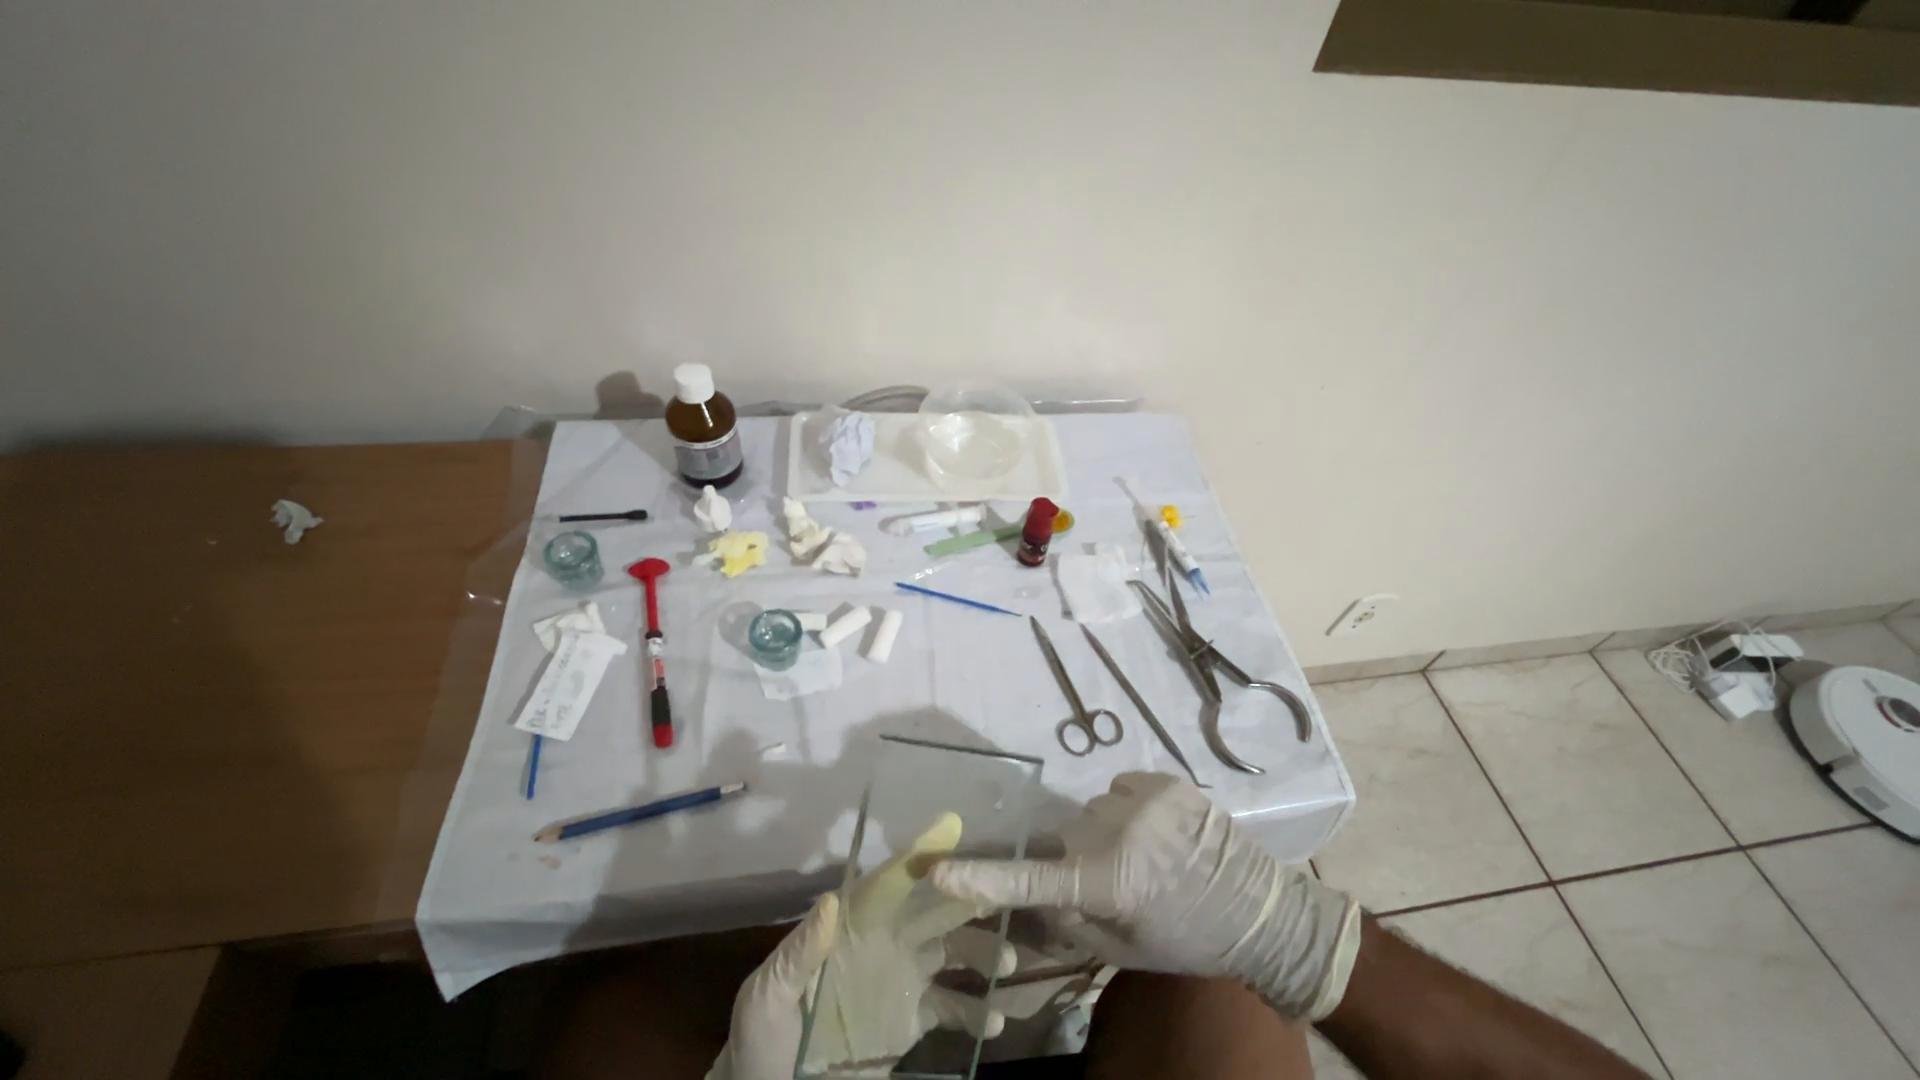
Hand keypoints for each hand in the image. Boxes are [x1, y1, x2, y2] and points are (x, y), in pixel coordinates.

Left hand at [708, 814, 1010, 1079]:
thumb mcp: (767, 998)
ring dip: (982, 954)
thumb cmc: (762, 1042)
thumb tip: (831, 900)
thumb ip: (799, 953)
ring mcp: (900, 981)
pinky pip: (951, 1009)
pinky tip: (993, 1025)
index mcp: (850, 930)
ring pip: (951, 955)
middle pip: (932, 913)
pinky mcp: (910, 1022)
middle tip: (1003, 894)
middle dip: (967, 901)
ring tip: (1008, 965)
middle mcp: (882, 944)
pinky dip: (975, 1013)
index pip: (888, 885)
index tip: (951, 829)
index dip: (918, 857)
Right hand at [930, 772, 1361, 1020]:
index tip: (938, 871)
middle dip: (1073, 853)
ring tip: (1142, 852)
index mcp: (1110, 881)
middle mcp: (1120, 832)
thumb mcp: (1122, 947)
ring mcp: (1145, 799)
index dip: (981, 876)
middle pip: (1065, 834)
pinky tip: (1156, 829)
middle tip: (1109, 877)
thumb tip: (1032, 894)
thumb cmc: (1187, 939)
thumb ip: (1069, 918)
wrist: (1263, 910)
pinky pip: (1119, 789)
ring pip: (1091, 809)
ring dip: (1102, 829)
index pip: (1032, 879)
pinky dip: (1126, 807)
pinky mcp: (1165, 780)